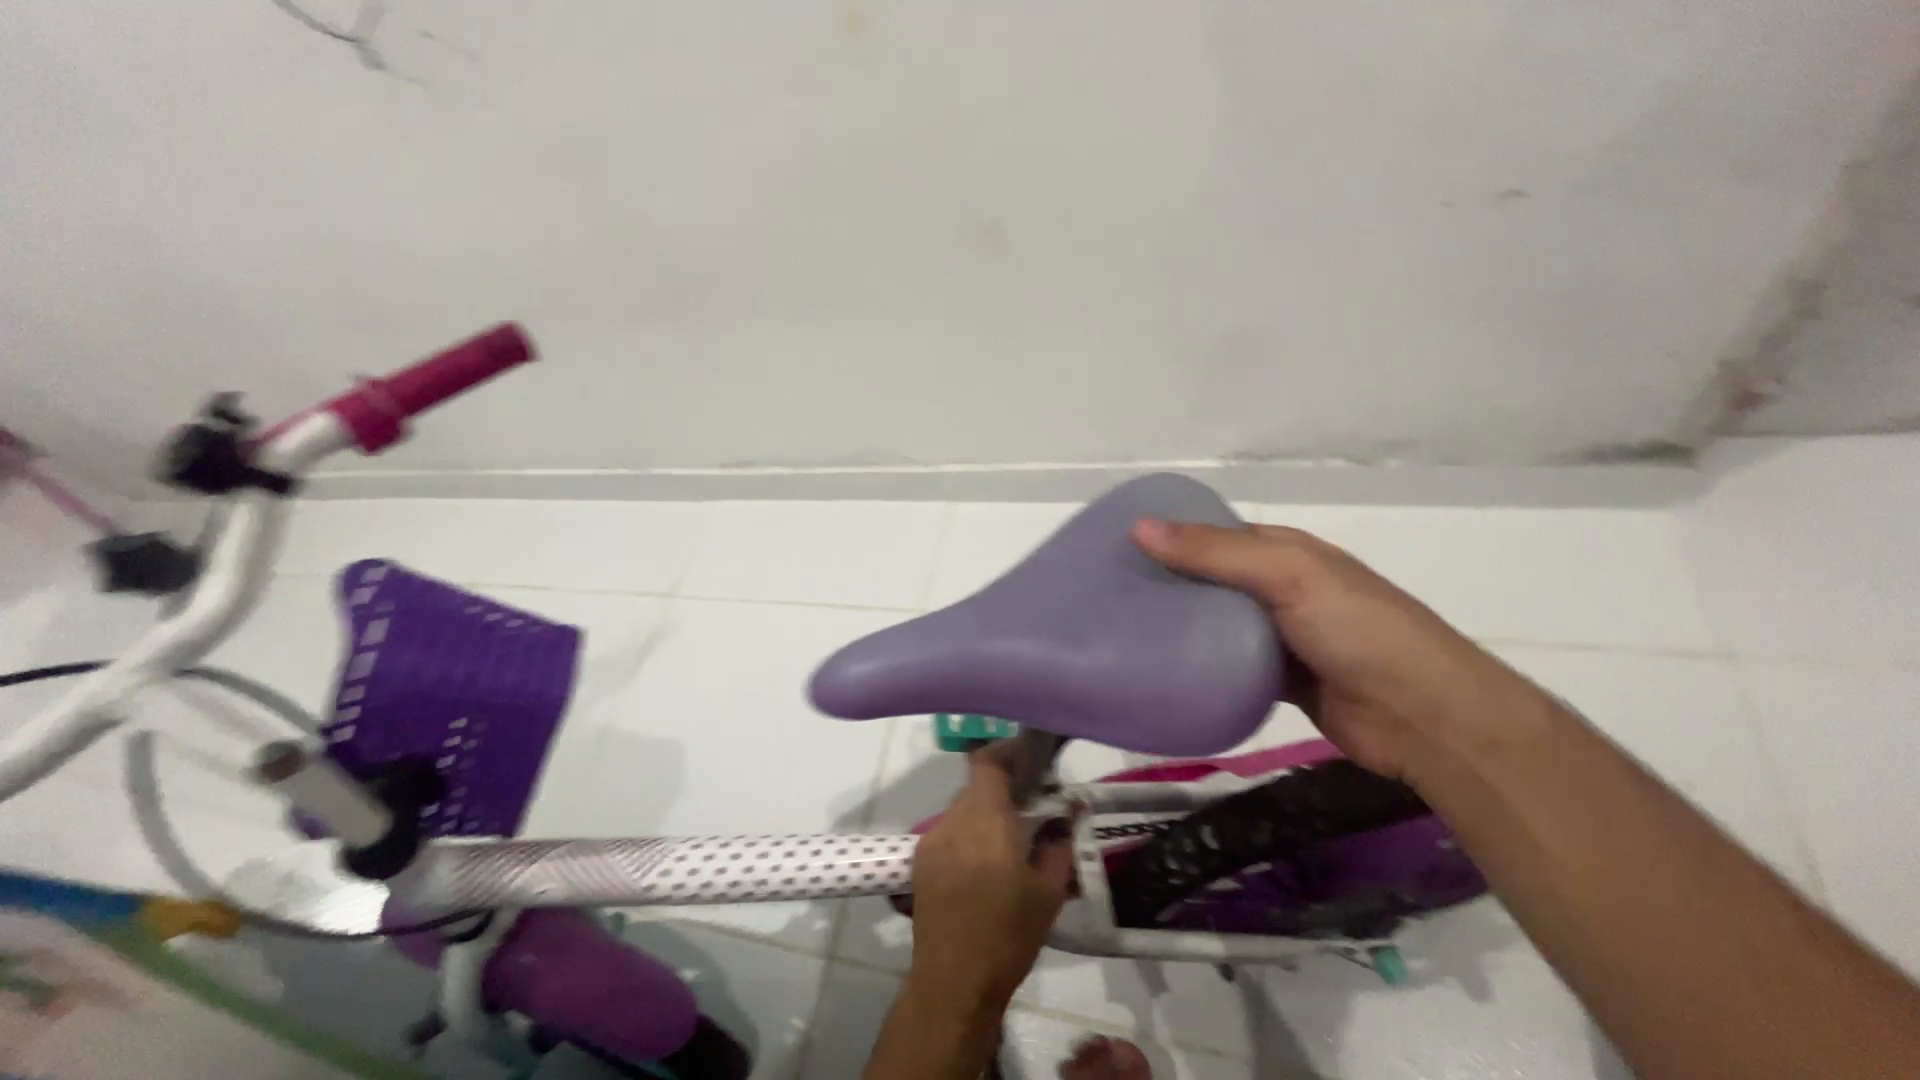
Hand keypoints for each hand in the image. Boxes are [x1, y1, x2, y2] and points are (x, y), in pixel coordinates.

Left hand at [908, 747, 1074, 1010]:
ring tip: (1011, 844)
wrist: (955, 981)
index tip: (1032, 762)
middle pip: (977, 787)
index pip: (988, 762)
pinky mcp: (920, 861)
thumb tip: (1070, 813)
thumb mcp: (1049, 891)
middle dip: (1004, 792)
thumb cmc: (1009, 934)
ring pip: (963, 810)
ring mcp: (931, 840)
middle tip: (1033, 810)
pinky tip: (986, 867)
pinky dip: (969, 836)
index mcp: (986, 819)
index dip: (1009, 753)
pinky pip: (950, 832)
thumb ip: (1061, 844)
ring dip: (986, 815)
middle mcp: (953, 820)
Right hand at [1131, 519, 1545, 784]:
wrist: (1422, 715)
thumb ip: (1215, 553)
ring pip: (1214, 627)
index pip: (1213, 536)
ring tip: (1117, 635)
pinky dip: (1198, 668)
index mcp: (1284, 551)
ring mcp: (1279, 638)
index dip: (1167, 537)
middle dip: (1163, 586)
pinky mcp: (1279, 683)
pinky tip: (1159, 672)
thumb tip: (1138, 527)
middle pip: (1209, 582)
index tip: (1111, 550)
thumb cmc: (1357, 629)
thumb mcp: (1286, 575)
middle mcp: (1278, 589)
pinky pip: (1227, 668)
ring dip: (1177, 630)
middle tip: (1101, 599)